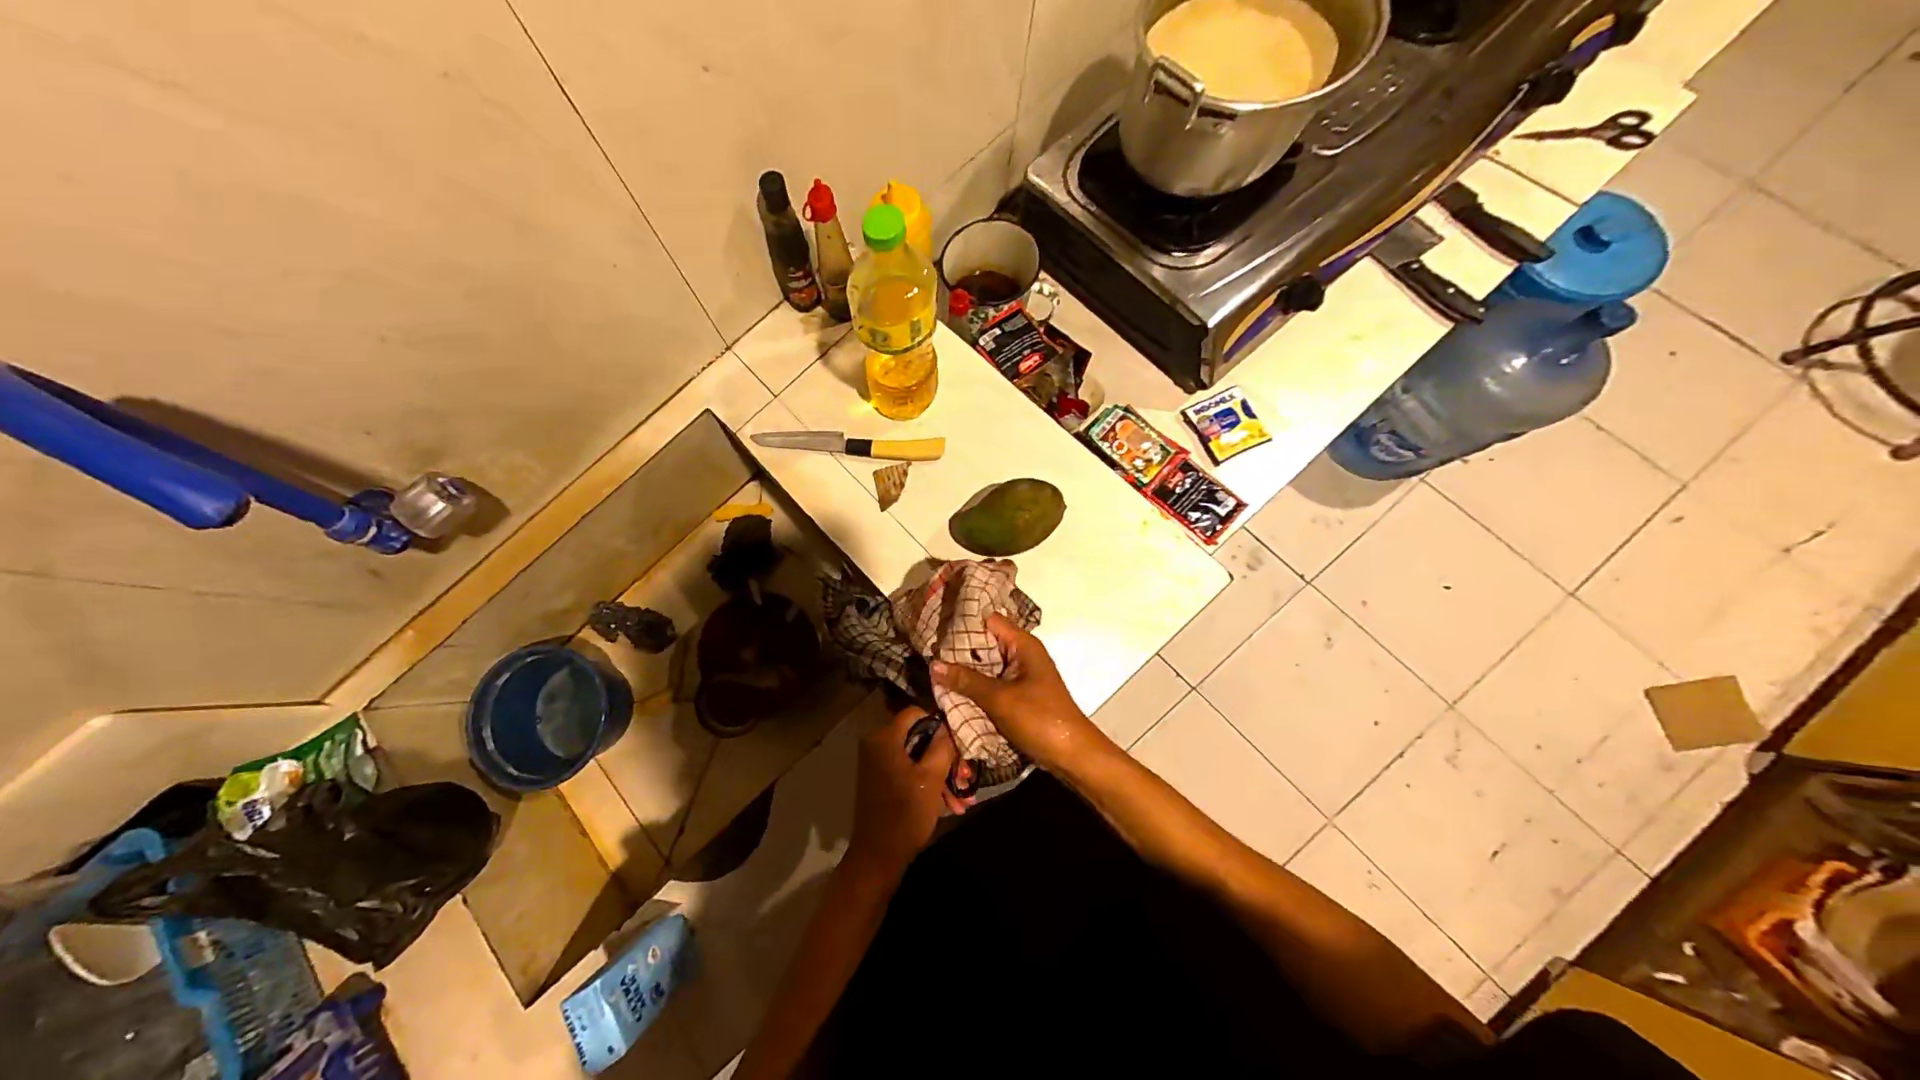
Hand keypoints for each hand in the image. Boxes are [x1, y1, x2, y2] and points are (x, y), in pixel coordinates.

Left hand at [848, 706, 965, 871]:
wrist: (878, 855)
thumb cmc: (906, 813)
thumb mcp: (931, 777)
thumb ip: (942, 745)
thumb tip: (947, 725)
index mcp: (884, 738)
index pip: (915, 712)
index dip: (938, 722)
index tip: (956, 740)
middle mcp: (876, 744)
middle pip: (917, 736)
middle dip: (944, 756)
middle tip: (965, 775)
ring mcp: (877, 763)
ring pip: (916, 757)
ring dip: (940, 774)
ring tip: (962, 798)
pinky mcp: (880, 780)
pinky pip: (908, 770)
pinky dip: (927, 782)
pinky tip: (949, 804)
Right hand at [931, 614, 1107, 773]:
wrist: (1072, 755)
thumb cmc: (1039, 719)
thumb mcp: (999, 698)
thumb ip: (966, 680)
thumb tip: (933, 663)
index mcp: (1023, 645)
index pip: (988, 620)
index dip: (962, 620)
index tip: (934, 624)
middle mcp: (1022, 655)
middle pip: (985, 643)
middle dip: (957, 648)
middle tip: (926, 648)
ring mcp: (1020, 676)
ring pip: (986, 665)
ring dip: (963, 669)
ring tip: (930, 668)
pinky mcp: (1018, 695)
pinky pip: (991, 684)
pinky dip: (973, 686)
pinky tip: (949, 690)